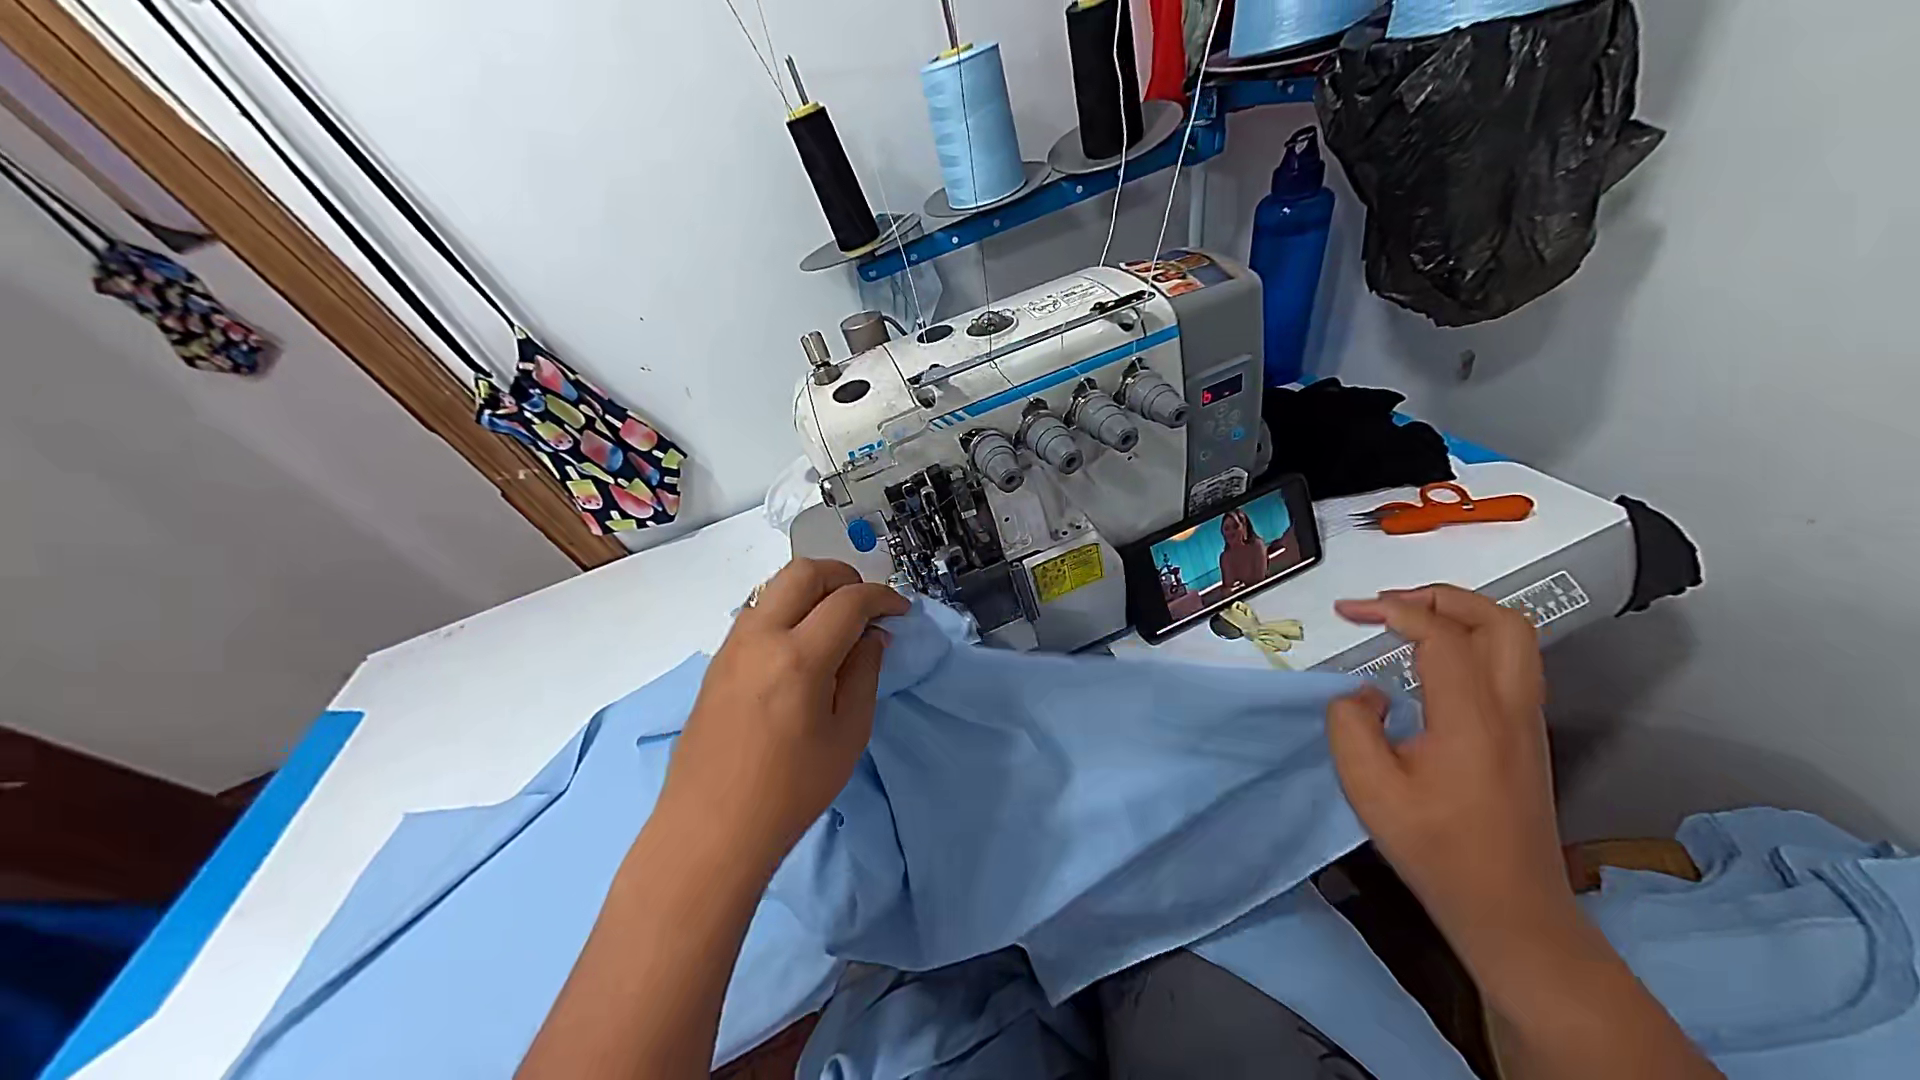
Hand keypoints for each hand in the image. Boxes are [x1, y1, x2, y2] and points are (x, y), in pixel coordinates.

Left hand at [660, 559, 908, 867]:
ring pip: (776, 586)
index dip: (882, 597)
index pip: (849, 601)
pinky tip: (803, 644)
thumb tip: (872, 637)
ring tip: (836, 622)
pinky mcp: (718, 661)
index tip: (899, 611)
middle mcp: (760, 637)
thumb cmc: (790, 791)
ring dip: (812, 589)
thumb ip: (864, 674)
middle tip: (866, 603)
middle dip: (844, 576)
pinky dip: (788, 608)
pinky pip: (758, 612)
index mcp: (799, 658)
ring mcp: (732, 646)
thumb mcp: (848, 735)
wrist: (711, 828)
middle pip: (805, 571)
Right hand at [1325, 585, 1573, 965]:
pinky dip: (1469, 641)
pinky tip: (1429, 662)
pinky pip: (1508, 664)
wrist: (1509, 907)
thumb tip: (1363, 693)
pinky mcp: (1526, 736)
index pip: (1441, 635)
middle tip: (1389, 602)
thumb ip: (1350, 723)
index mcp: (1473, 718)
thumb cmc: (1436, 848)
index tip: (1348, 612)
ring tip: (1406, 620)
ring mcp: (1527, 722)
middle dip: (1441, 597)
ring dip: (1460, 615)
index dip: (1392, 610)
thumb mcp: (1368, 787)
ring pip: (1514, 639)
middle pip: (1501, 621)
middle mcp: (1512, 709)